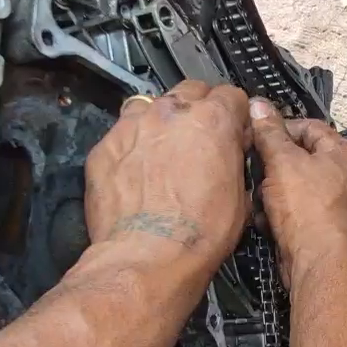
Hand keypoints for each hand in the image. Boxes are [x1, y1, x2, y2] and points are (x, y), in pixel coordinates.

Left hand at [80, 82, 252, 288]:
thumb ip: (235, 161)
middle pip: (191, 90)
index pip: (231, 95)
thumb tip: (232, 155)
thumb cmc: (198, 233)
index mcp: (213, 121)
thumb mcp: (241, 197)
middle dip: (199, 109)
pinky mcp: (105, 145)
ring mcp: (134, 125)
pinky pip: (123, 132)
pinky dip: (133, 144)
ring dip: (163, 121)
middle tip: (202, 138)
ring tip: (167, 151)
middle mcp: (172, 113)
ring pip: (152, 104)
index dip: (235, 115)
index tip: (234, 131)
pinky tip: (139, 170)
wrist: (149, 256)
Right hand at [249, 98, 346, 293]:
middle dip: (273, 165)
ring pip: (296, 185)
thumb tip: (259, 104)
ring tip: (259, 198)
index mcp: (343, 152)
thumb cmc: (305, 207)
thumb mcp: (282, 161)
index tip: (255, 137)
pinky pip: (298, 209)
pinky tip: (266, 220)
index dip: (279, 128)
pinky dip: (281, 212)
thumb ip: (270, 133)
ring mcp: (338, 202)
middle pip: (301, 157)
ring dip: (272, 191)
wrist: (318, 261)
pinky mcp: (325, 225)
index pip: (308, 126)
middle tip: (254, 169)